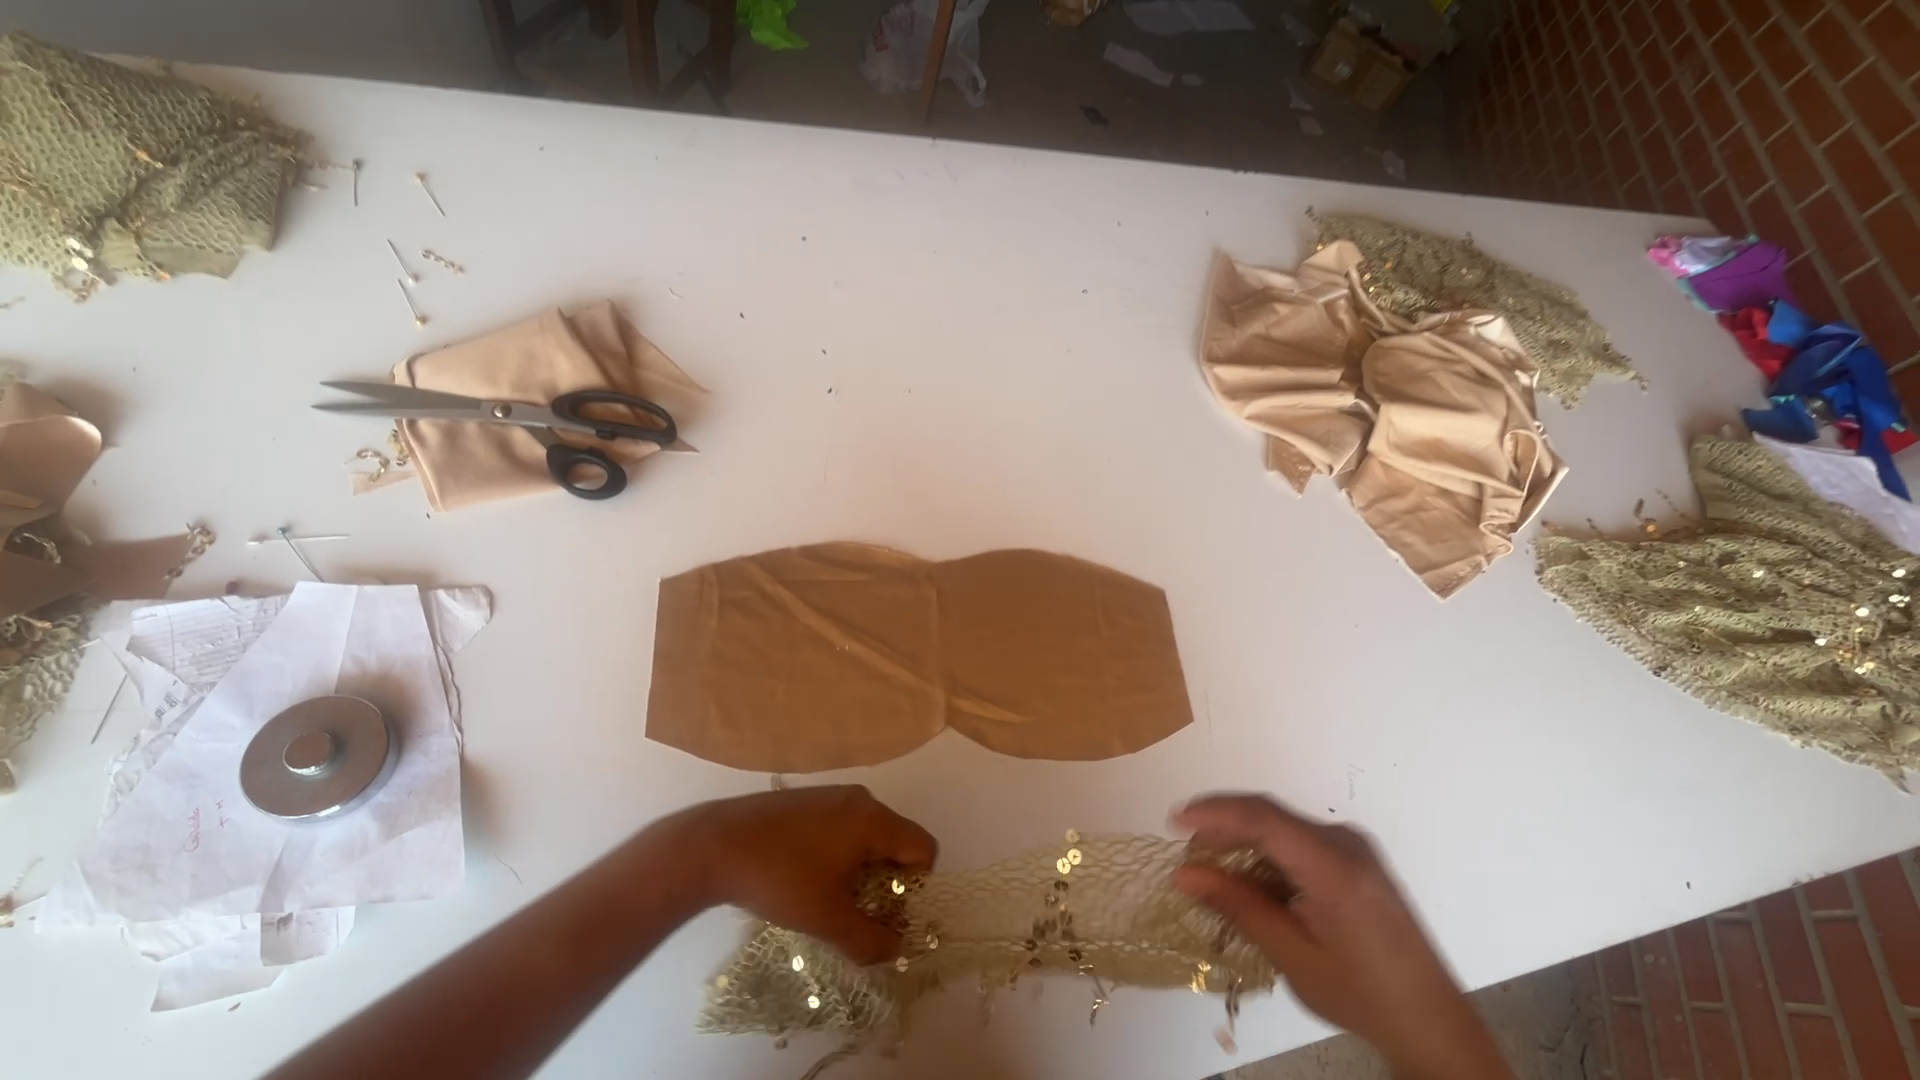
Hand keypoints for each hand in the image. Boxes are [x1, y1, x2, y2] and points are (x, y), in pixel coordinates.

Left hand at [643, 785, 937, 964]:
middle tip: (858, 912)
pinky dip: (839, 854)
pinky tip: (806, 876)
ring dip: (861, 870)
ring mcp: (831, 796)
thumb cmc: (780, 878)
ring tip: (829, 898)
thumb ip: (870, 940)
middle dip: (887, 881)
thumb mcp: (827, 920)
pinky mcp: (807, 800)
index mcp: (874, 820)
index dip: (916, 887)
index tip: (886, 912)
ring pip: (868, 836)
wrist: (713, 845)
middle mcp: (860, 800)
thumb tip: (896, 950)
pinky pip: (843, 827)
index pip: (924, 849)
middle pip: (897, 842)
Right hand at [1170, 794, 1510, 1079]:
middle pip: (1270, 818)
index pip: (1262, 818)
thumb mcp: (1290, 954)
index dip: (1213, 812)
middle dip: (1222, 829)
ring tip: (1212, 874)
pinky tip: (1251, 884)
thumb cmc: (1359, 992)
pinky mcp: (1357, 862)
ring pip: (1282, 829)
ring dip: (1243, 843)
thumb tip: (1183, 873)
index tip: (1172, 821)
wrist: (1430, 1021)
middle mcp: (1345, 843)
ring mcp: (1354, 850)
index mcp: (1333, 865)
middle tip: (1186, 857)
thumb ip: (1236, 905)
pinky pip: (1300, 843)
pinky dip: (1267, 856)